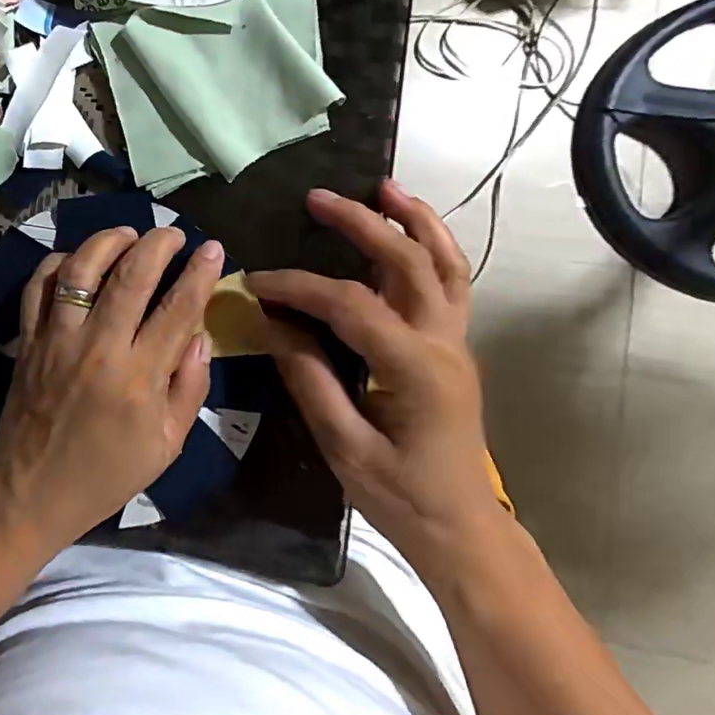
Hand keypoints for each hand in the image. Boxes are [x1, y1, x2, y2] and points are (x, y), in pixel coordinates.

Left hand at [0, 227, 224, 550]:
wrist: (30, 488)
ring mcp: (56, 339)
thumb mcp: (166, 445)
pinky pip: (37, 288)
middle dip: (157, 244)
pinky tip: (75, 259)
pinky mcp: (27, 340)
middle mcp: (97, 348)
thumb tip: (199, 334)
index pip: (177, 309)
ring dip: (105, 242)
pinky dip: (55, 264)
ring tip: (126, 234)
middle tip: (172, 232)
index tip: (211, 248)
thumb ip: (189, 387)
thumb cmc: (105, 474)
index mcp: (139, 378)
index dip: (199, 273)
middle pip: (130, 276)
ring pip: (80, 271)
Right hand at [248, 182, 504, 579]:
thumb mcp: (341, 442)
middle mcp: (443, 344)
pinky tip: (403, 232)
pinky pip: (446, 284)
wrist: (460, 526)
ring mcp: (454, 343)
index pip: (348, 304)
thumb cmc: (397, 492)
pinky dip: (428, 248)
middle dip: (363, 224)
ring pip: (444, 265)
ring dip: (414, 222)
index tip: (253, 282)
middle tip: (318, 197)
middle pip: (407, 264)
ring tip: (384, 187)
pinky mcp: (449, 349)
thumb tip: (272, 322)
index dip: (296, 286)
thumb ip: (308, 376)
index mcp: (414, 369)